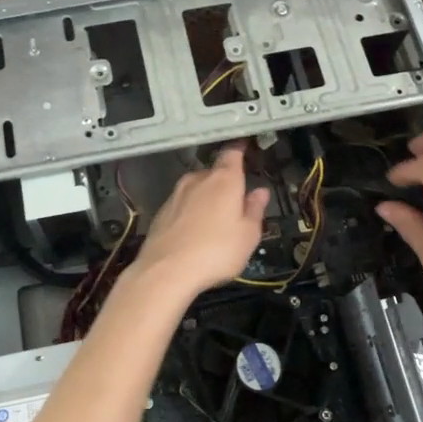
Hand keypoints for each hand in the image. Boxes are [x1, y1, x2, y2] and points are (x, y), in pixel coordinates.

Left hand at [130, 143, 270, 296]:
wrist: (166, 270)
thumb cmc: (216, 251)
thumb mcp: (248, 235)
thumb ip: (254, 210)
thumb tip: (260, 192)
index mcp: (224, 180)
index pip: (232, 153)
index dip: (239, 151)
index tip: (245, 150)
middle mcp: (198, 179)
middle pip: (214, 172)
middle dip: (225, 182)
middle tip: (235, 202)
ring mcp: (176, 193)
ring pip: (197, 188)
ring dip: (206, 197)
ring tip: (215, 220)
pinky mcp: (162, 210)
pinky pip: (182, 203)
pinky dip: (191, 210)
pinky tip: (194, 231)